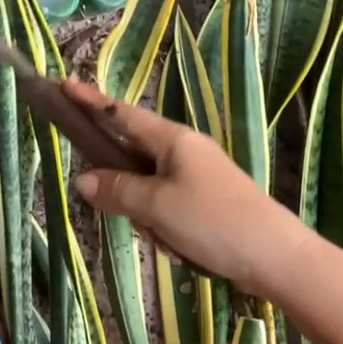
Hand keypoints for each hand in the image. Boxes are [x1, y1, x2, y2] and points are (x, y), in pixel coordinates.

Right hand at [62, 80, 311, 293]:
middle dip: (125, 190)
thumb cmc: (214, 221)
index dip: (91, 102)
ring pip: (148, 190)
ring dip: (149, 217)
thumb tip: (82, 180)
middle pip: (132, 156)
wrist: (277, 258)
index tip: (64, 85)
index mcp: (172, 139)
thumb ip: (116, 190)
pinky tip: (184, 251)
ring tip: (170, 241)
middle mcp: (184, 150)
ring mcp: (197, 176)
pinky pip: (167, 208)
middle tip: (132, 215)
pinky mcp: (206, 202)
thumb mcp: (156, 206)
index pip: (121, 114)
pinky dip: (166, 229)